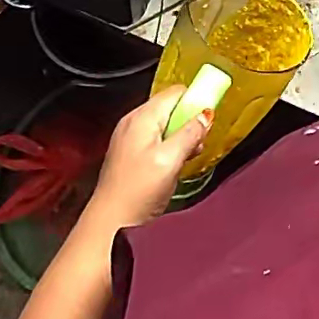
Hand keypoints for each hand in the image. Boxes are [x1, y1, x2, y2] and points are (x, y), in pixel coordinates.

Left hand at [83, 86, 211, 230]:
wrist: (109, 226)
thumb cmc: (136, 193)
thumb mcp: (170, 160)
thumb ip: (190, 133)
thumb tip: (206, 115)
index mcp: (142, 117)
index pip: (176, 92)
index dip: (196, 100)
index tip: (209, 116)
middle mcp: (133, 122)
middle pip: (171, 107)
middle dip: (189, 122)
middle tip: (198, 143)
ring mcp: (130, 138)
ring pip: (166, 125)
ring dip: (182, 137)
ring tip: (186, 158)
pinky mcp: (130, 154)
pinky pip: (157, 139)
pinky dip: (170, 148)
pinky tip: (173, 166)